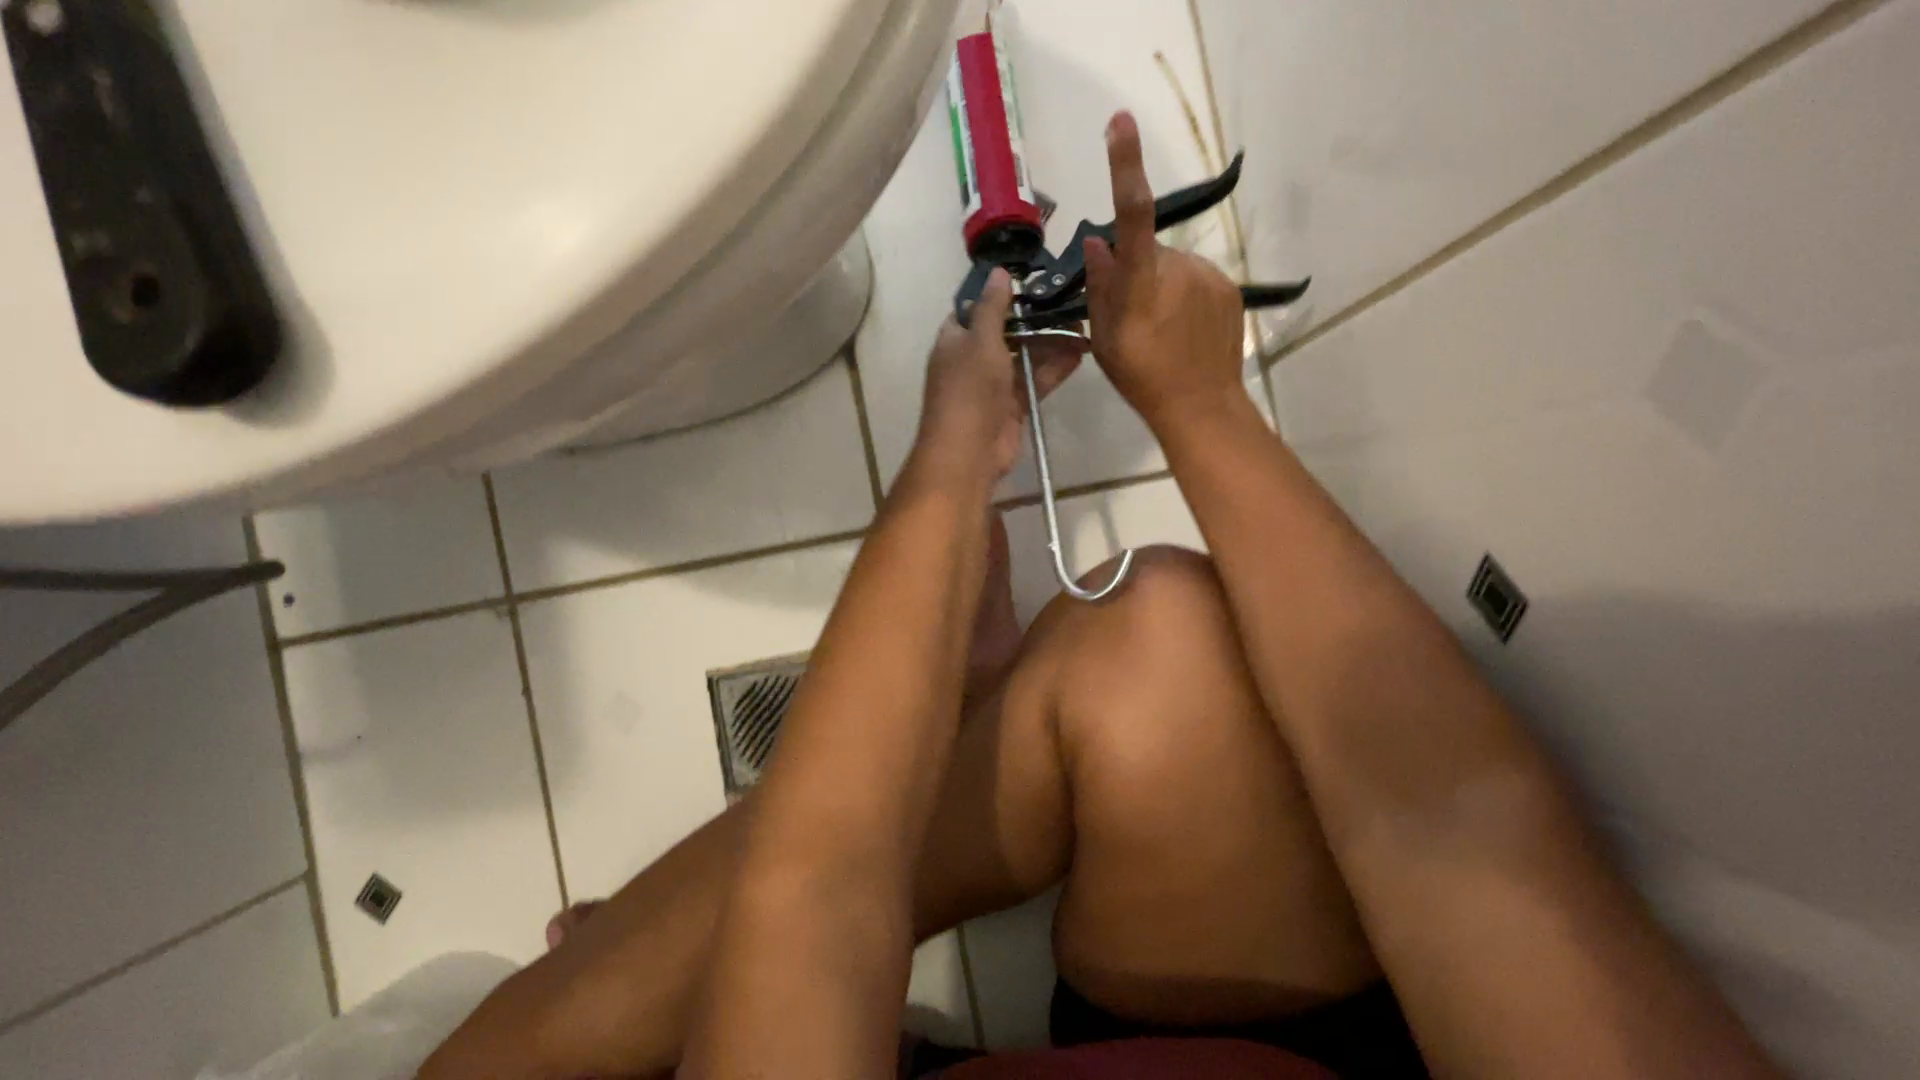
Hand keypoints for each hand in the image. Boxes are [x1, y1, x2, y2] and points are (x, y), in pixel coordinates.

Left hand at [913, 267, 1081, 483]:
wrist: (968, 452)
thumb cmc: (969, 390)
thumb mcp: (980, 340)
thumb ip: (992, 307)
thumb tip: (998, 272)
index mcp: (955, 339)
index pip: (975, 309)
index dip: (999, 295)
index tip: (1030, 281)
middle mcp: (973, 359)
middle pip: (1007, 332)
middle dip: (1035, 319)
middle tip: (1069, 302)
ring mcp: (993, 384)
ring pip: (1025, 356)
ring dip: (1050, 343)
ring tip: (1083, 326)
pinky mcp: (1013, 405)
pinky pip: (1035, 380)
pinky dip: (1055, 368)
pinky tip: (1080, 354)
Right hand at [1083, 111, 1247, 434]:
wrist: (1203, 407)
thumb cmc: (1144, 378)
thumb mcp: (1105, 339)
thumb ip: (1099, 287)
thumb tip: (1097, 244)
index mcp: (1143, 281)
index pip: (1132, 213)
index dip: (1125, 166)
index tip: (1120, 122)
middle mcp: (1180, 268)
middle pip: (1149, 250)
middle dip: (1137, 269)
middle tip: (1132, 316)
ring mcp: (1209, 277)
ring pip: (1173, 266)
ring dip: (1162, 285)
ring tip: (1161, 330)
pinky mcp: (1228, 289)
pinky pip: (1197, 280)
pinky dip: (1185, 296)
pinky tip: (1184, 330)